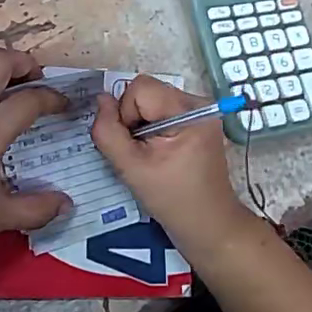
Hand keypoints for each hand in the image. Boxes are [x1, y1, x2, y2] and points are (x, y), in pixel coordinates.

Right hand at [89, 76, 260, 249]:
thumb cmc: (171, 199)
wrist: (209, 224)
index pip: (140, 88)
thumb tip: (101, 99)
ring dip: (142, 123)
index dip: (126, 113)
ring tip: (152, 153)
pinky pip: (163, 109)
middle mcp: (198, 101)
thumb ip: (108, 132)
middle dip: (134, 118)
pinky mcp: (199, 120)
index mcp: (188, 110)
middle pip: (147, 91)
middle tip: (141, 152)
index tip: (135, 145)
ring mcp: (200, 110)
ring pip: (153, 99)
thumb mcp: (131, 168)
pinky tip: (161, 152)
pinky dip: (154, 126)